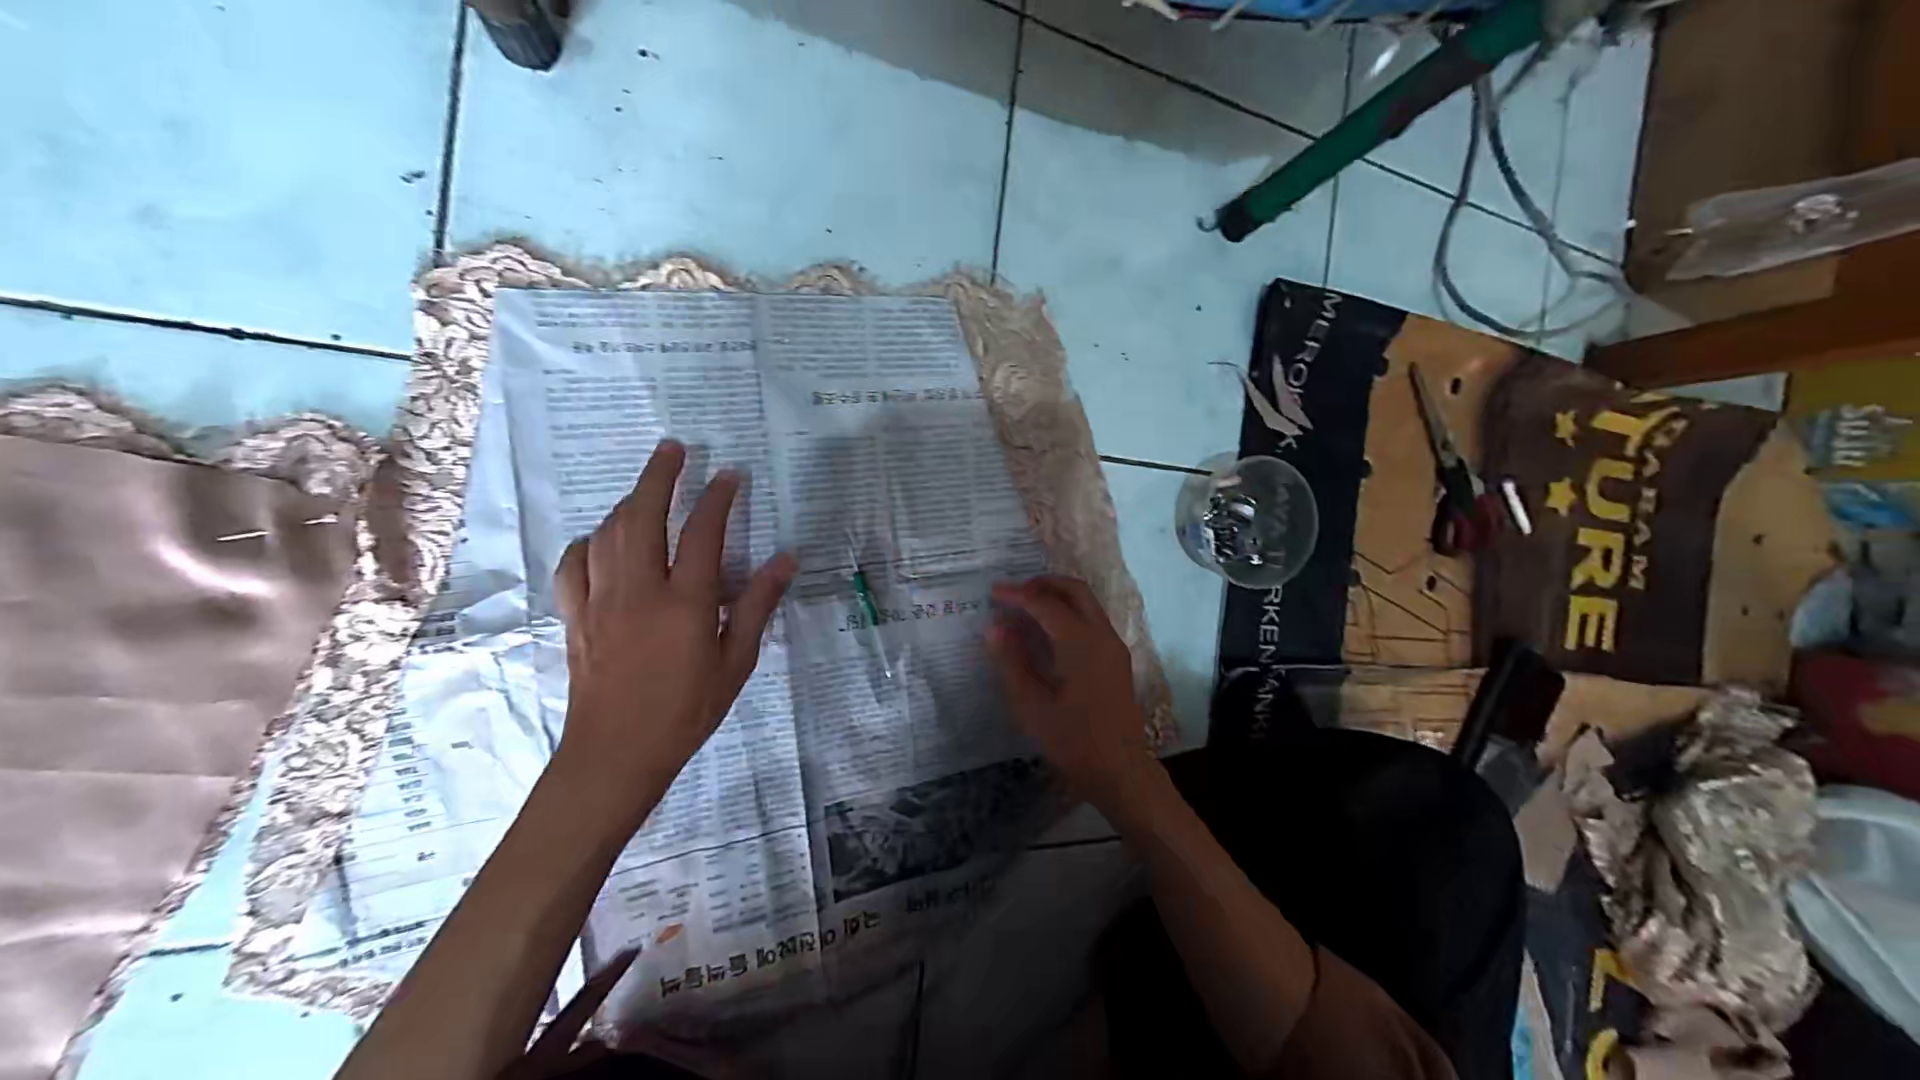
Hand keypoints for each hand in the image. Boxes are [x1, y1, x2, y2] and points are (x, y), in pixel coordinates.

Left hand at [552, 439, 795, 828]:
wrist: (615, 753)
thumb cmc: (686, 710)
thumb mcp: (736, 662)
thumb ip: (757, 605)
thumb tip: (786, 559)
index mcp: (685, 602)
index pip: (703, 532)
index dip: (718, 497)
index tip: (730, 473)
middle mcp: (638, 590)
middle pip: (643, 515)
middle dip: (658, 475)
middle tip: (673, 447)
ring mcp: (600, 600)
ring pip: (608, 533)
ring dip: (628, 501)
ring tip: (646, 487)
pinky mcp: (576, 616)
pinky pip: (575, 564)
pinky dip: (590, 542)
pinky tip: (602, 540)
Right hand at [986, 576, 1158, 812]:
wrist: (1120, 770)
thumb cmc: (1072, 741)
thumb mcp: (1032, 705)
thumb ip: (1012, 661)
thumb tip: (995, 626)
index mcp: (1081, 643)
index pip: (1045, 604)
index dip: (1017, 595)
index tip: (992, 592)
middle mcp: (1103, 636)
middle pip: (1075, 591)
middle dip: (1043, 584)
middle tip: (1013, 593)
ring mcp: (1114, 646)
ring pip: (1087, 603)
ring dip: (1057, 596)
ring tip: (1026, 607)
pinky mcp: (1117, 659)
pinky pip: (1092, 619)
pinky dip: (1069, 612)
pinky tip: (1048, 630)